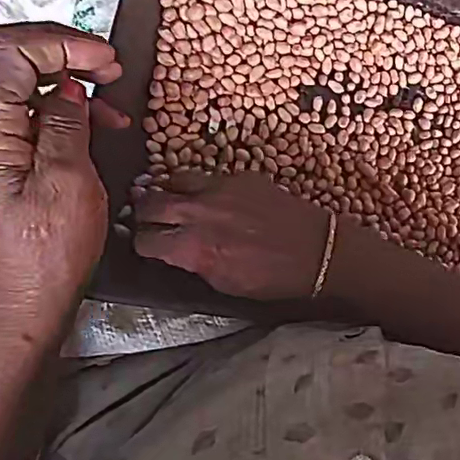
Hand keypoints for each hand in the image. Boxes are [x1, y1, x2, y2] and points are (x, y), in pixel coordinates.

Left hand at [0, 22, 126, 331]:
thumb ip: (65, 124)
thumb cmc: (50, 249)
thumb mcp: (70, 180)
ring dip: (60, 70)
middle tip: (102, 62)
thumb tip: (69, 89)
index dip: (62, 45)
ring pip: (10, 73)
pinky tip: (96, 117)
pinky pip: (22, 104)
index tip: (107, 60)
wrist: (30, 294)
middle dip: (54, 45)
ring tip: (108, 89)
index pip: (10, 52)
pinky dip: (59, 98)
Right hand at [127, 172, 332, 300]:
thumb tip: (177, 253)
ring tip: (169, 201)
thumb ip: (194, 264)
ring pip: (173, 181)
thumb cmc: (274, 277)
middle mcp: (199, 214)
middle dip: (143, 214)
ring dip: (166, 192)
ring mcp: (219, 189)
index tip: (147, 246)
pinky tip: (205, 195)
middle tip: (148, 220)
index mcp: (192, 248)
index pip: (146, 241)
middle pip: (149, 204)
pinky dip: (198, 186)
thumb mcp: (226, 283)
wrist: (317, 251)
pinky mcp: (239, 176)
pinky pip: (206, 175)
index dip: (143, 245)